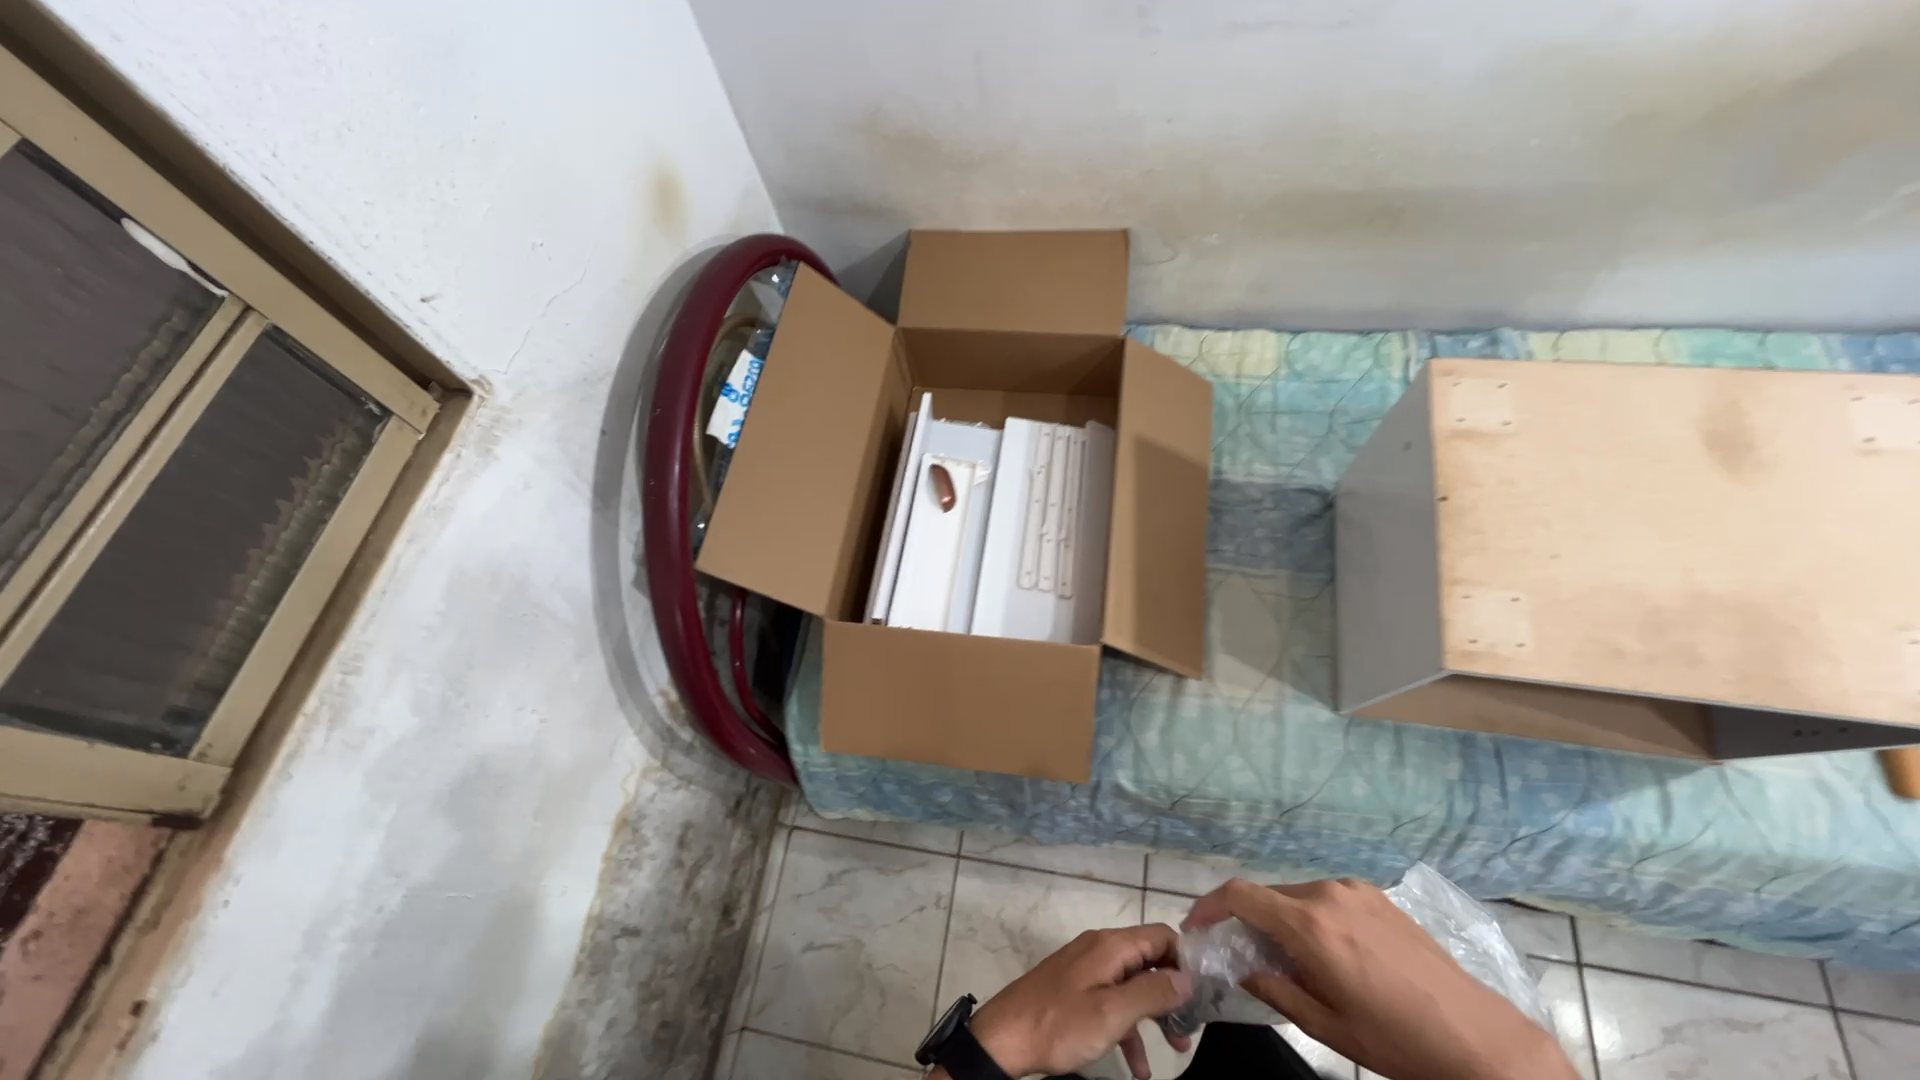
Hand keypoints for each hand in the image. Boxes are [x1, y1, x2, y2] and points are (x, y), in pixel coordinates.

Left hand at [941, 924, 1193, 1079]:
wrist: (1004, 1038)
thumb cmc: (1060, 1023)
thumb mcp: (1112, 1013)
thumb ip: (1151, 992)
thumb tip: (1187, 977)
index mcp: (1110, 946)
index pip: (1161, 936)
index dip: (1186, 960)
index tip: (1202, 995)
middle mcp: (1101, 949)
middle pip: (1150, 960)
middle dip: (1173, 993)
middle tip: (1192, 1027)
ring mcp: (1087, 970)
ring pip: (1133, 984)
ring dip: (1155, 1015)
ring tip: (1177, 1049)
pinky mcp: (1077, 990)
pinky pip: (1113, 1002)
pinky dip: (1129, 1029)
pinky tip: (1139, 1067)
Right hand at [1185, 878, 1577, 1079]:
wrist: (1478, 1039)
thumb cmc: (1395, 1040)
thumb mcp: (1323, 1023)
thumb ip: (1272, 986)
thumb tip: (1241, 966)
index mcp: (1309, 924)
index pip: (1239, 895)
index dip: (1209, 907)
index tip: (1198, 930)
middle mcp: (1329, 893)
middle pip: (1267, 894)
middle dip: (1247, 920)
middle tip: (1243, 956)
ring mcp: (1357, 891)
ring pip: (1297, 896)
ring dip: (1281, 919)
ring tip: (1289, 960)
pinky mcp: (1380, 898)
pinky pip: (1328, 898)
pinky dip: (1311, 917)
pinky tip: (1328, 953)